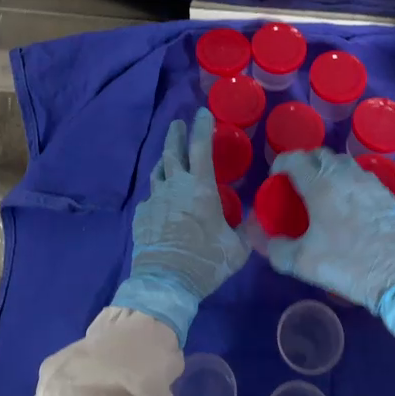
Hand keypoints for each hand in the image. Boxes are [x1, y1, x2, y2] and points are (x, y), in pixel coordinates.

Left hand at [110, 108, 249, 344]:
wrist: (165, 282)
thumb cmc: (205, 261)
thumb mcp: (237, 248)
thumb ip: (245, 231)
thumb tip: (253, 221)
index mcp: (199, 187)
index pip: (200, 147)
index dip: (202, 126)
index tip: (203, 113)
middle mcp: (174, 186)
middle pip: (173, 151)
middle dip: (176, 134)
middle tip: (178, 123)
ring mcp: (154, 199)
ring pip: (158, 171)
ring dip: (165, 160)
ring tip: (169, 157)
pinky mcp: (141, 215)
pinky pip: (150, 197)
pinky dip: (157, 193)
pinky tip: (161, 200)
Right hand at [261, 148, 394, 349]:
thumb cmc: (347, 264)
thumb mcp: (302, 262)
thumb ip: (276, 247)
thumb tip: (265, 238)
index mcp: (320, 185)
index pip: (294, 158)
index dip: (280, 164)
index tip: (275, 179)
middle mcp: (344, 175)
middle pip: (319, 155)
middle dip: (304, 163)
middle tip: (296, 184)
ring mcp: (368, 181)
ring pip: (342, 162)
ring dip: (327, 169)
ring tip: (321, 191)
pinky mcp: (386, 193)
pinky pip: (360, 176)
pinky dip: (348, 180)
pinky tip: (347, 202)